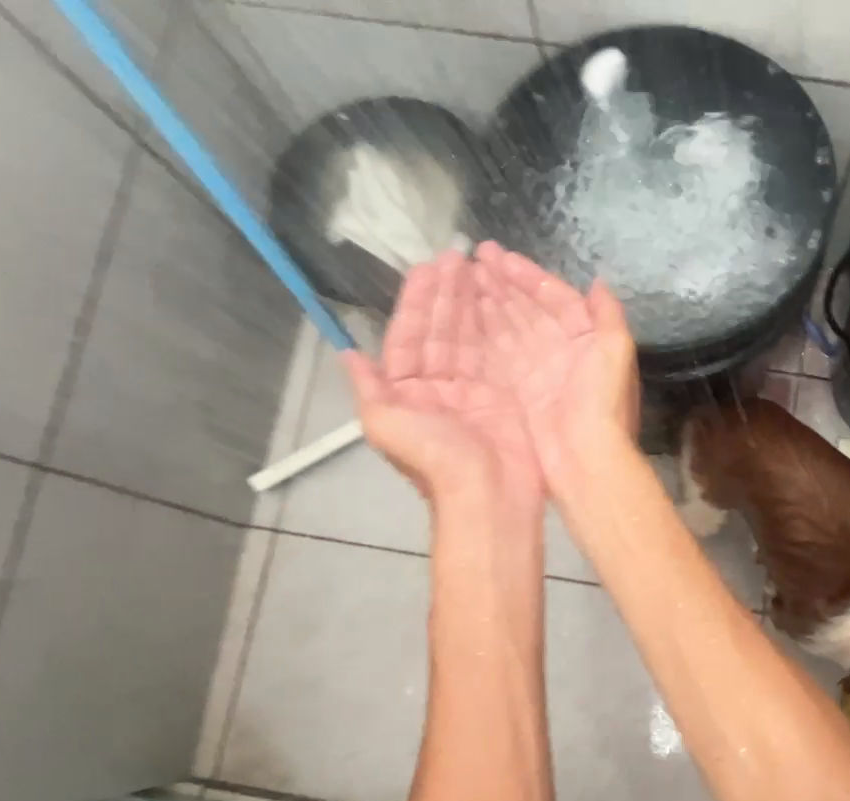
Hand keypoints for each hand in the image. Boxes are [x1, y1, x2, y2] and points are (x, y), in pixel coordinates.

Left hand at [345, 251, 541, 514]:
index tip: (427, 268)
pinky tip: (497, 298)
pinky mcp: (501, 394)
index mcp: (405, 393)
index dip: (416, 302)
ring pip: (466, 336)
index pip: (408, 337)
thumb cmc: (435, 461)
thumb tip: (348, 355)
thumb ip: (369, 389)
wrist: (488, 496)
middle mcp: (436, 388)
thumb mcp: (386, 425)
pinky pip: (494, 352)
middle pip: (438, 330)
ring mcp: (471, 390)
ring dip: (468, 302)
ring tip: (475, 267)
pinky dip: (494, 325)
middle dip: (444, 293)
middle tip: (456, 256)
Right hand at [471, 241, 638, 488]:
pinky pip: (499, 355)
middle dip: (504, 283)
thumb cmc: (601, 403)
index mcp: (586, 337)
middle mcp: (561, 351)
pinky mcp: (519, 392)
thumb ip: (607, 315)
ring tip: (465, 278)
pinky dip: (484, 335)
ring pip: (511, 327)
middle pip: (529, 308)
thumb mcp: (616, 352)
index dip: (528, 275)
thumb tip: (597, 283)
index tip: (497, 256)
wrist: (586, 459)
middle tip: (473, 258)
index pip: (555, 297)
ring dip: (491, 302)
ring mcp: (538, 372)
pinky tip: (465, 317)